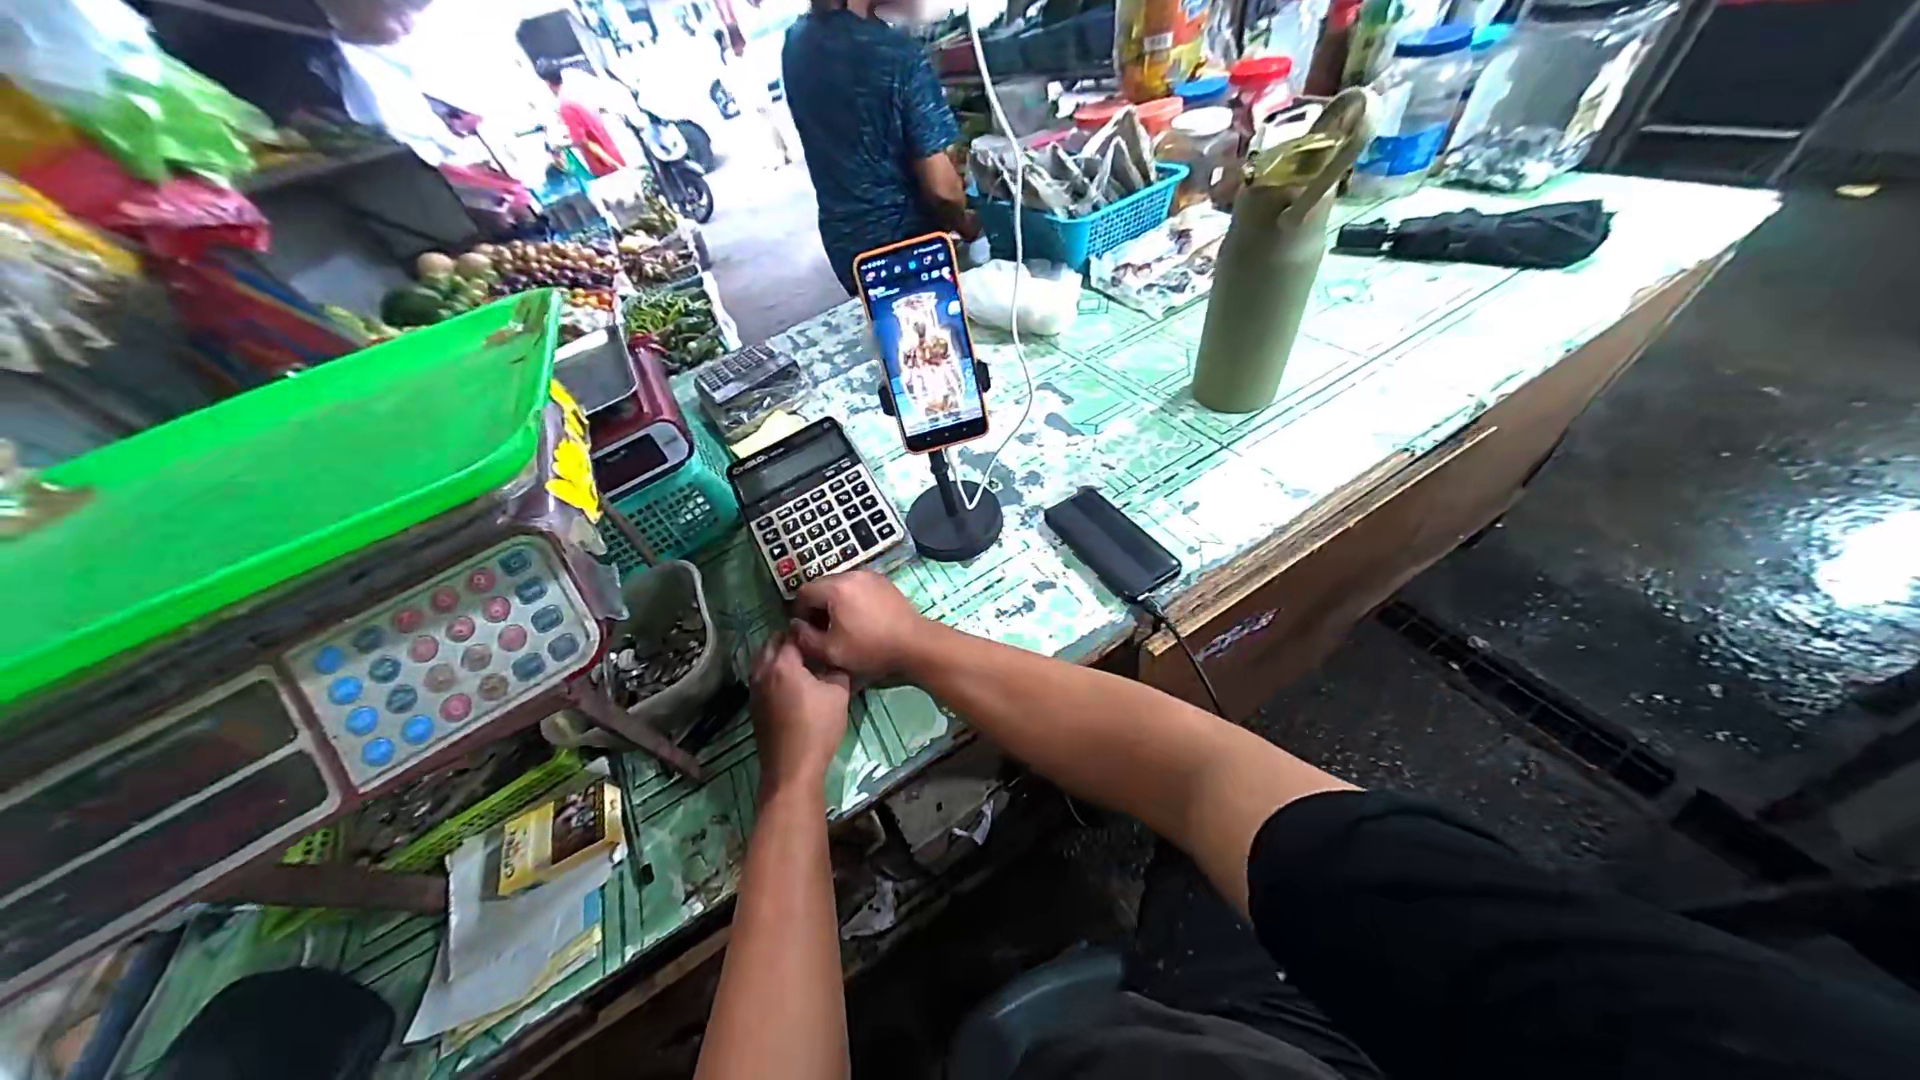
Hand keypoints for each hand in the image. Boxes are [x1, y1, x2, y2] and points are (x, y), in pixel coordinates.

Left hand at [749, 635, 850, 796]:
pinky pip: (761, 676)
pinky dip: (772, 671)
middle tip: (812, 643)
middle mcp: (763, 672)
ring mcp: (755, 690)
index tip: (822, 631)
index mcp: (783, 664)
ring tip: (802, 660)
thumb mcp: (839, 693)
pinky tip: (791, 681)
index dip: (807, 630)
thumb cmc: (818, 728)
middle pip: (771, 644)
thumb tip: (834, 659)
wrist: (792, 768)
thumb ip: (836, 669)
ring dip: (778, 655)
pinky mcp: (754, 706)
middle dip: (789, 639)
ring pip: (762, 660)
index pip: (792, 635)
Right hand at [790, 571, 938, 681]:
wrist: (915, 644)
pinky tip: (860, 619)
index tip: (805, 630)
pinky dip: (852, 599)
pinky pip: (858, 586)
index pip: (804, 592)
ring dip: (834, 602)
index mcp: (836, 587)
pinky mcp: (884, 582)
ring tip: (841, 625)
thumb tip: (796, 625)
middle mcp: (852, 574)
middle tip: (821, 629)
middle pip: (822, 585)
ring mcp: (871, 576)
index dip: (799, 612)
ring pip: (841, 585)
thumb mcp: (831, 651)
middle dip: (817, 606)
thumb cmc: (871, 648)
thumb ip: (805, 638)